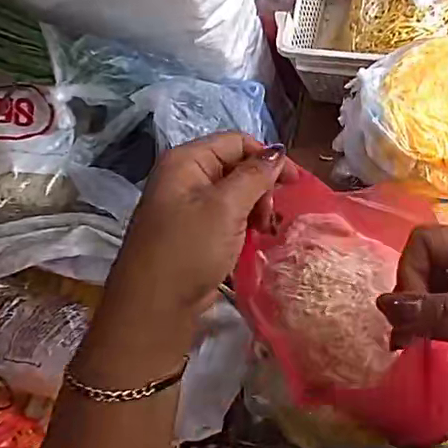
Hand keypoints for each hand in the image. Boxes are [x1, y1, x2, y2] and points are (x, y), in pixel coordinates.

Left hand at [99, 134, 289, 346]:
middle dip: (262, 187)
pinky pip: (227, 216)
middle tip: (269, 216)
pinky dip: (244, 224)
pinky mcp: (193, 230)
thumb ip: (254, 176)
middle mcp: (185, 177)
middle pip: (237, 166)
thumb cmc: (189, 249)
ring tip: (263, 231)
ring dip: (256, 208)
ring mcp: (187, 205)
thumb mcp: (226, 208)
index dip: (268, 158)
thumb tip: (278, 152)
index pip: (237, 142)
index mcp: (186, 161)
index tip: (293, 184)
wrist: (155, 305)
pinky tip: (252, 240)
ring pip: (236, 193)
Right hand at [376, 226, 447, 403]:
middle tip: (403, 341)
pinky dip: (434, 328)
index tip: (412, 316)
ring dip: (417, 314)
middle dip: (409, 296)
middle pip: (427, 263)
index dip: (410, 273)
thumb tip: (385, 303)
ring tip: (408, 349)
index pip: (426, 241)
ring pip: (436, 290)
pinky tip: (428, 350)